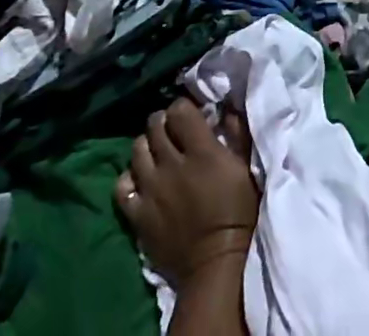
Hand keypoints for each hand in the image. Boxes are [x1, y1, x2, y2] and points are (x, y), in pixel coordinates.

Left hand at [116, 98, 259, 287]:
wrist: (214, 262)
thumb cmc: (238, 211)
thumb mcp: (247, 168)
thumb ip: (238, 134)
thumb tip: (227, 108)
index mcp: (200, 151)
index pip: (179, 110)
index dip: (183, 106)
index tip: (191, 112)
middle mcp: (170, 163)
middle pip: (155, 125)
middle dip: (163, 121)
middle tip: (173, 128)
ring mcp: (150, 188)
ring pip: (137, 149)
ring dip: (147, 143)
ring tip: (157, 150)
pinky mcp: (137, 213)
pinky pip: (122, 185)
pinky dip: (130, 176)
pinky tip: (141, 178)